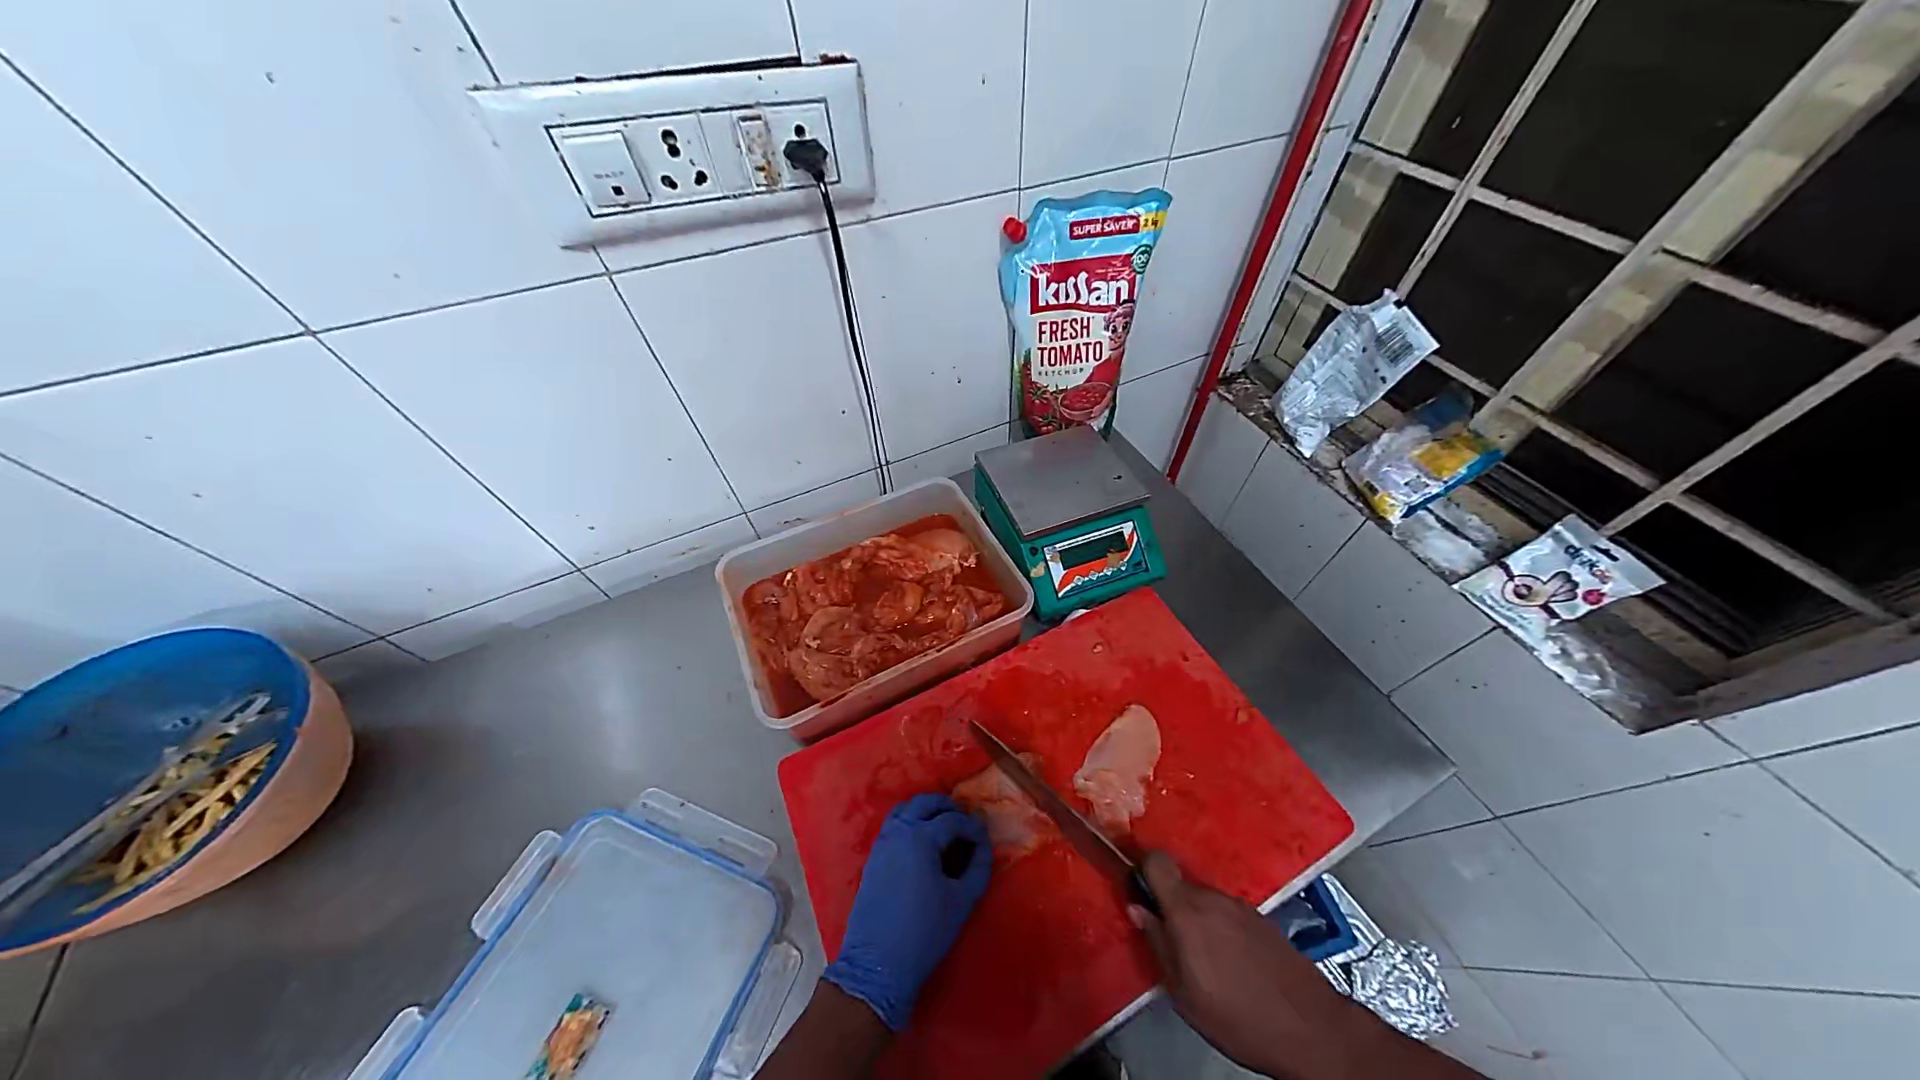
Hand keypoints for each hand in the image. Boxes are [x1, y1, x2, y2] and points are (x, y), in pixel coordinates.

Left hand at [822, 794, 991, 1030]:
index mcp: (920, 837)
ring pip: (905, 810)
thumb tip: (983, 847)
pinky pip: (893, 826)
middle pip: (925, 803)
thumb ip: (977, 868)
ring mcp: (882, 843)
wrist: (878, 964)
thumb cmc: (925, 932)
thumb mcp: (961, 901)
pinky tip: (922, 843)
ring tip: (944, 826)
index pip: (953, 820)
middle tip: (965, 822)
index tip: (985, 840)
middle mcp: (898, 832)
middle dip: (948, 807)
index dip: (973, 828)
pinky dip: (909, 822)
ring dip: (926, 811)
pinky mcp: (873, 858)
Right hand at [1129, 852, 1369, 1079]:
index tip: (1139, 889)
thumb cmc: (1237, 1016)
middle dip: (1172, 907)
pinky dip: (1223, 930)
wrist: (1311, 1029)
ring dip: (1199, 920)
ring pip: (1206, 901)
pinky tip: (1233, 964)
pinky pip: (1229, 914)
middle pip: (1181, 886)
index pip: (1157, 861)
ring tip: (1206, 961)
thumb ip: (1157, 944)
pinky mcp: (1263, 920)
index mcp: (1187, 911)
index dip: (1144, 868)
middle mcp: (1213, 898)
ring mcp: (1241, 907)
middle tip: (1172, 942)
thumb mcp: (1183, 992)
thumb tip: (1138, 910)